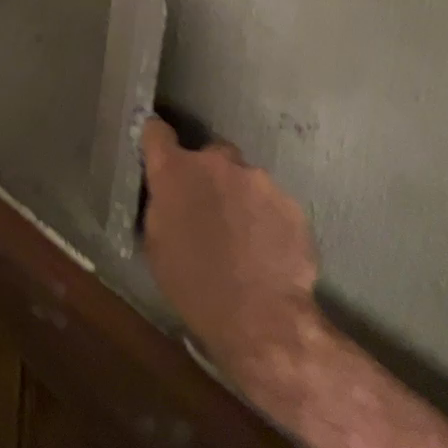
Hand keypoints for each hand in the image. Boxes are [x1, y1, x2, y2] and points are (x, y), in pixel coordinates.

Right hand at [139, 117, 318, 368]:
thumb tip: (168, 192)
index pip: (156, 131)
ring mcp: (258, 181)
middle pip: (209, 154)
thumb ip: (161, 203)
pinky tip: (265, 247)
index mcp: (175, 171)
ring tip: (241, 233)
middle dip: (206, 174)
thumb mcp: (156, 241)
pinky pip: (271, 201)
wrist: (260, 316)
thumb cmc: (192, 282)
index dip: (155, 139)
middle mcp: (216, 164)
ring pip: (243, 178)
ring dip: (238, 196)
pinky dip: (265, 216)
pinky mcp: (291, 203)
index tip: (157, 151)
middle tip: (206, 206)